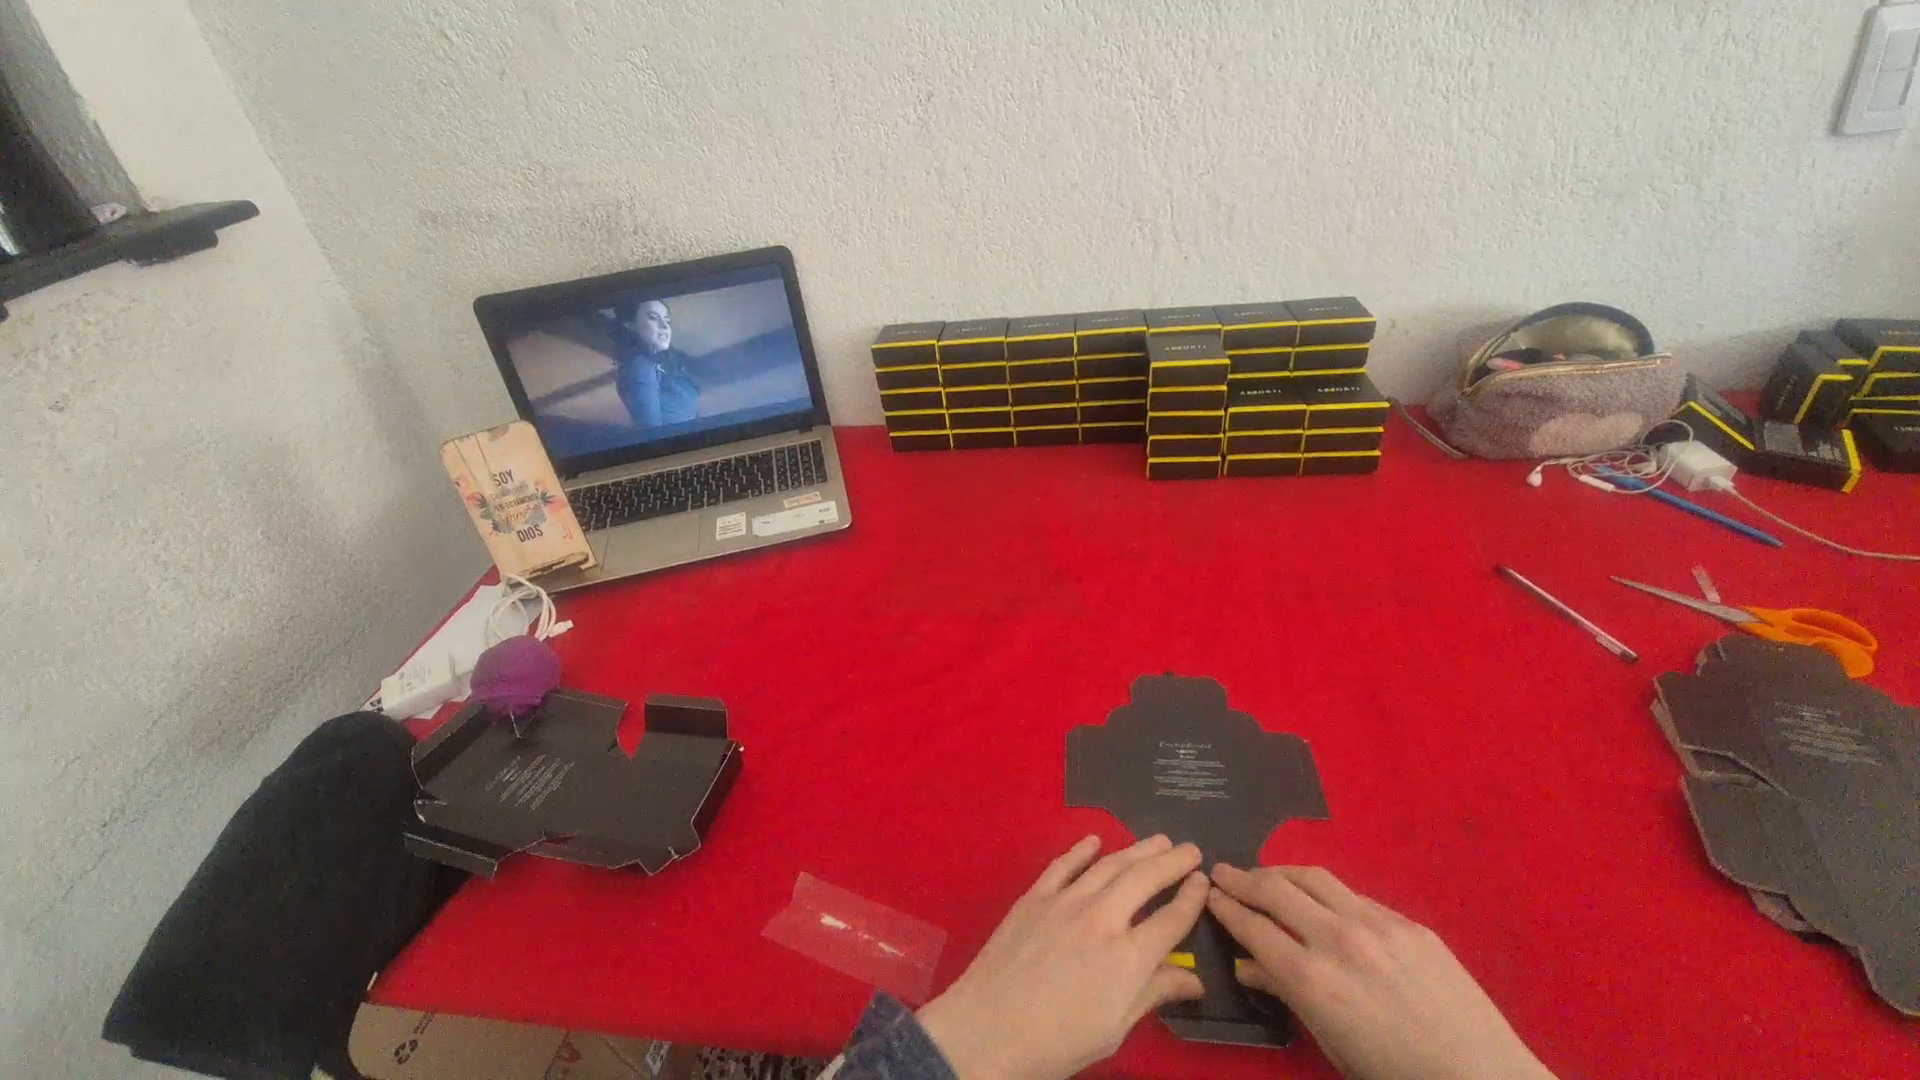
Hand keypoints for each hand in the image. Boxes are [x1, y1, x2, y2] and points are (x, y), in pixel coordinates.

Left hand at [916, 835, 1209, 1079]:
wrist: (990, 1029)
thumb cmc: (1058, 1042)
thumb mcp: (1115, 1028)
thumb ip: (1153, 994)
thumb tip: (1195, 982)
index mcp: (1128, 958)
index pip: (1171, 919)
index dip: (1192, 898)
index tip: (1204, 881)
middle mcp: (1102, 919)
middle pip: (1145, 879)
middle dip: (1172, 861)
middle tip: (1189, 848)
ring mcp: (1065, 902)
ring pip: (1109, 864)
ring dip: (1137, 849)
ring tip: (1157, 840)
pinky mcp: (1035, 896)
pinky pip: (1063, 865)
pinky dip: (1081, 850)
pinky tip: (1095, 841)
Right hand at [1209, 864, 1556, 1079]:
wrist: (1482, 1078)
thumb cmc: (1395, 1074)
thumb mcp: (1330, 1042)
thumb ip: (1285, 993)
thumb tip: (1247, 962)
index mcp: (1312, 979)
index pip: (1253, 926)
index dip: (1226, 907)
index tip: (1209, 894)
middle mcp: (1337, 939)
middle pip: (1274, 889)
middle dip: (1242, 878)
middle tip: (1222, 872)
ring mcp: (1375, 924)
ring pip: (1312, 877)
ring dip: (1279, 871)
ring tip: (1263, 874)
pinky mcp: (1406, 921)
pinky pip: (1352, 895)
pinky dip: (1323, 892)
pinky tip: (1319, 902)